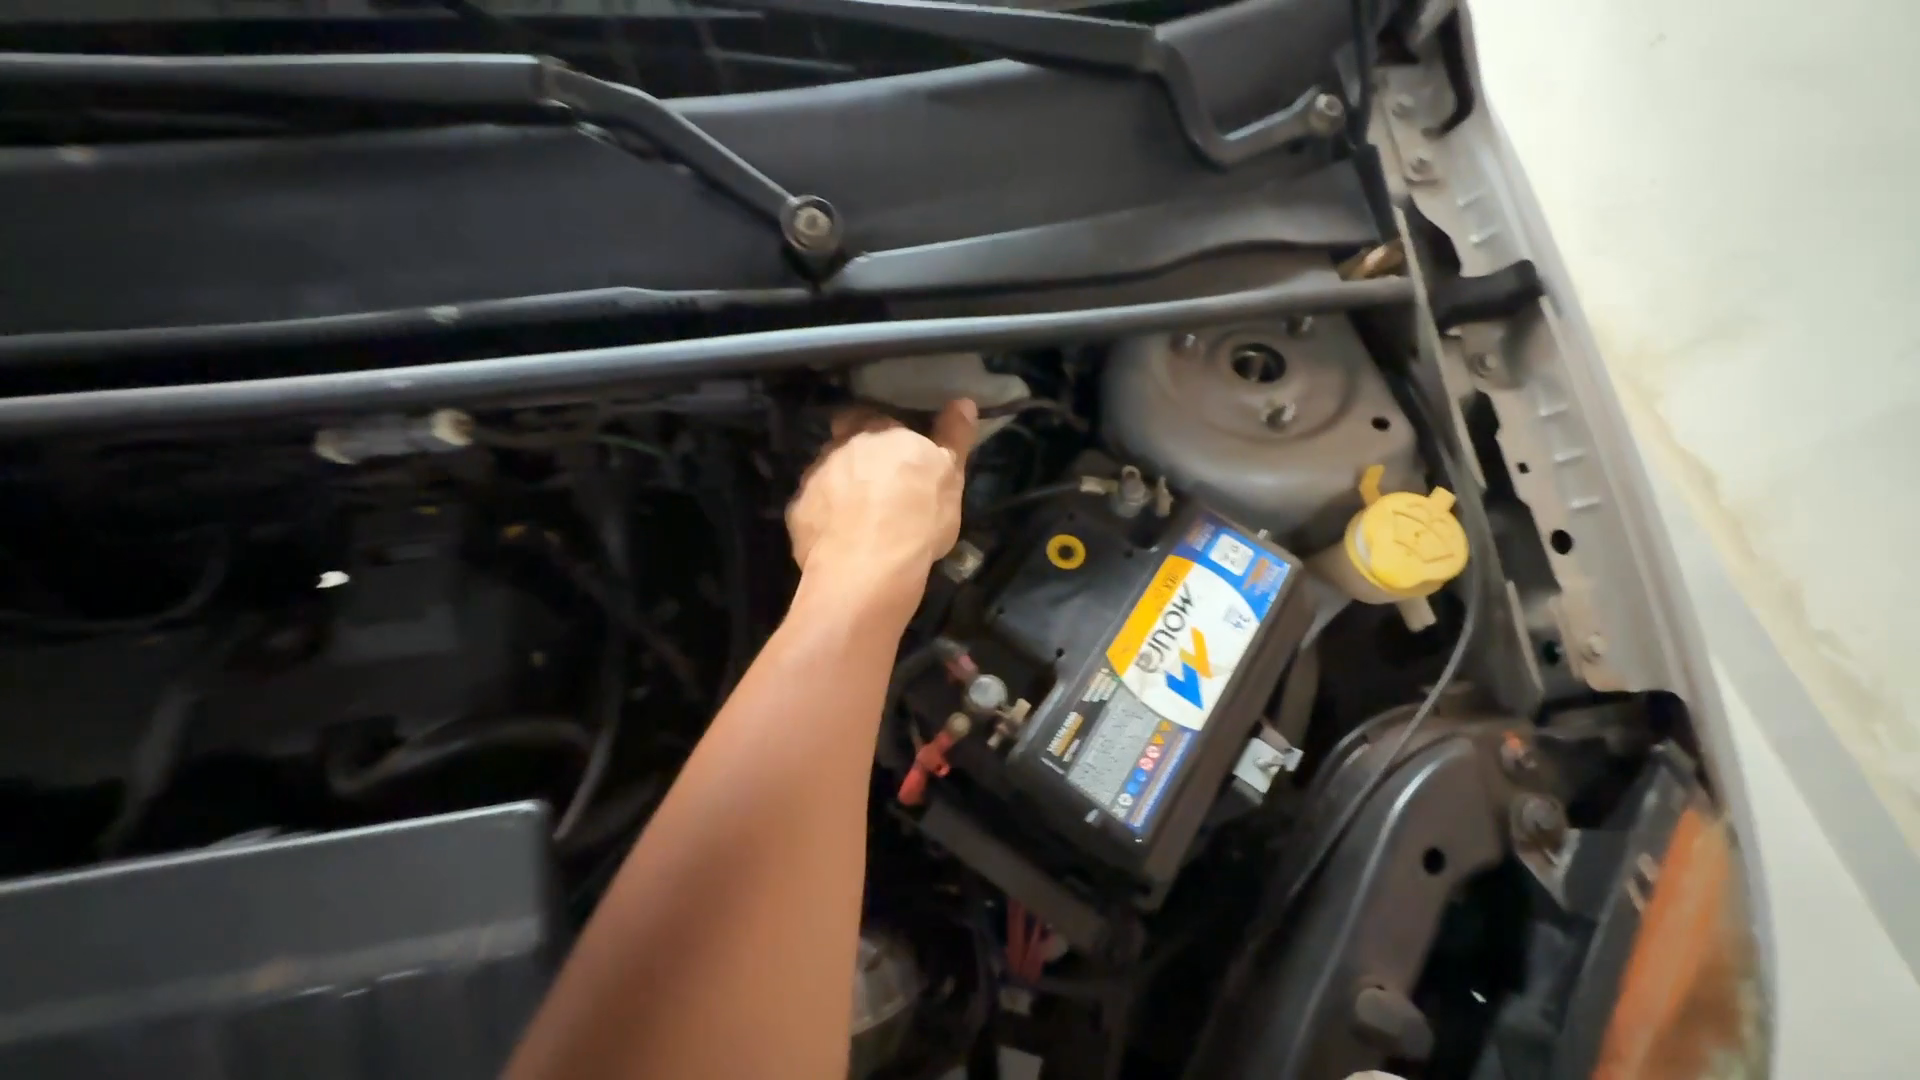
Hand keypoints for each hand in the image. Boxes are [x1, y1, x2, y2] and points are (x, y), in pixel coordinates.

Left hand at [786, 400, 976, 581]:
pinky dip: (825, 514)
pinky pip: (812, 505)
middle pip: (846, 437)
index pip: (878, 415)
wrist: (868, 568)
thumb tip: (963, 401)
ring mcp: (814, 477)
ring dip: (840, 482)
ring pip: (827, 470)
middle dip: (858, 451)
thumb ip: (954, 436)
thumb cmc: (918, 517)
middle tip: (878, 479)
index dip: (887, 431)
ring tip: (858, 512)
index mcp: (880, 430)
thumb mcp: (950, 476)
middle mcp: (842, 445)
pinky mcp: (797, 511)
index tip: (899, 451)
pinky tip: (839, 535)